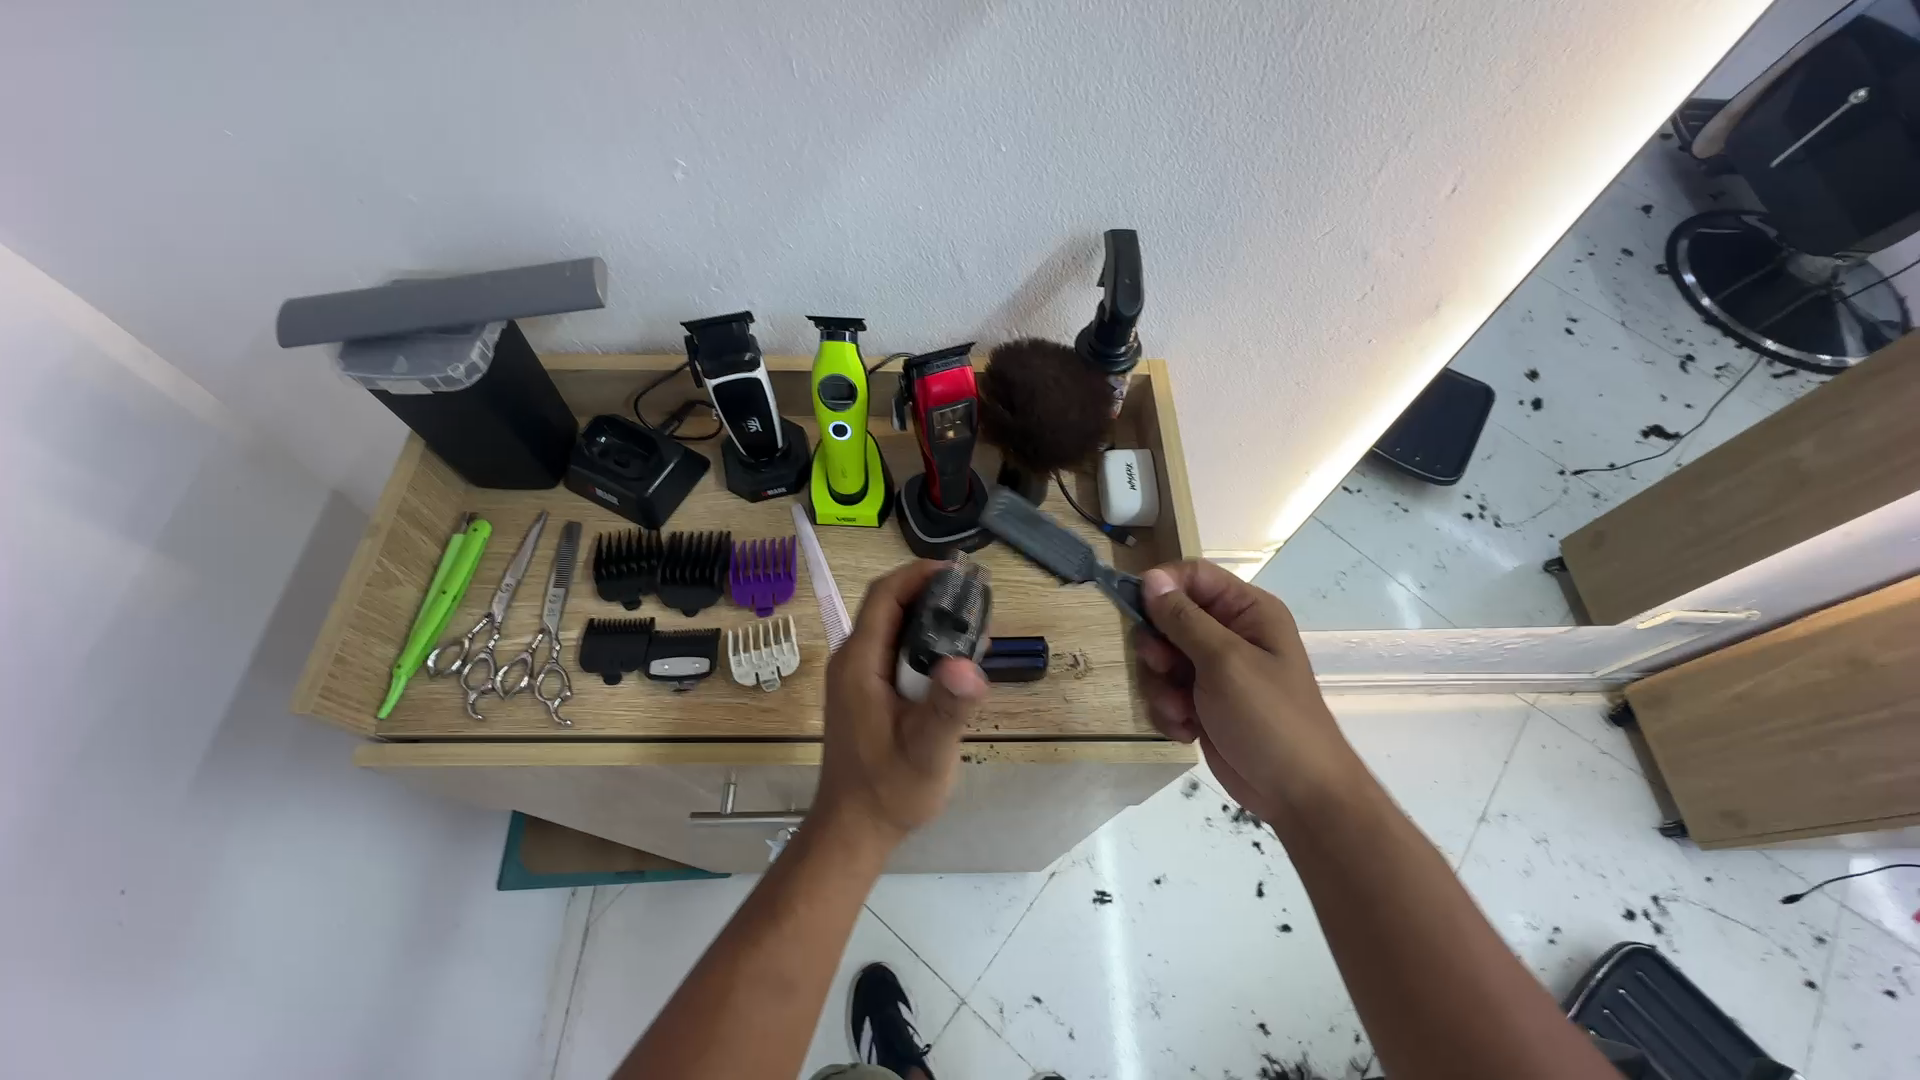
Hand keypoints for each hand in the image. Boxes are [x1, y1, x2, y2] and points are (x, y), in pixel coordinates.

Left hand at [813, 561, 990, 852]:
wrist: (855, 828)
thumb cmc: (889, 790)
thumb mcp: (927, 751)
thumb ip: (947, 708)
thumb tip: (969, 665)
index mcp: (859, 663)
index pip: (885, 596)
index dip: (920, 575)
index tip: (961, 573)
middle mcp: (853, 661)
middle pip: (890, 606)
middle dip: (932, 594)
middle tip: (977, 600)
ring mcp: (858, 677)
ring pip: (894, 628)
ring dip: (930, 619)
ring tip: (973, 625)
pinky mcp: (867, 692)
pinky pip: (895, 651)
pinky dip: (924, 644)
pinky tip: (954, 662)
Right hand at [1132, 560, 1361, 826]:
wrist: (1294, 792)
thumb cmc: (1268, 717)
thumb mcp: (1224, 661)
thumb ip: (1183, 619)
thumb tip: (1150, 578)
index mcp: (1247, 611)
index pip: (1194, 576)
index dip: (1162, 586)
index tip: (1134, 608)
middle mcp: (1230, 634)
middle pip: (1169, 619)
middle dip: (1159, 648)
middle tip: (1163, 668)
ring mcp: (1215, 671)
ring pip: (1162, 659)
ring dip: (1162, 687)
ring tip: (1182, 711)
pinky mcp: (1202, 703)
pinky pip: (1166, 692)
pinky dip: (1169, 711)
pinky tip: (1187, 729)